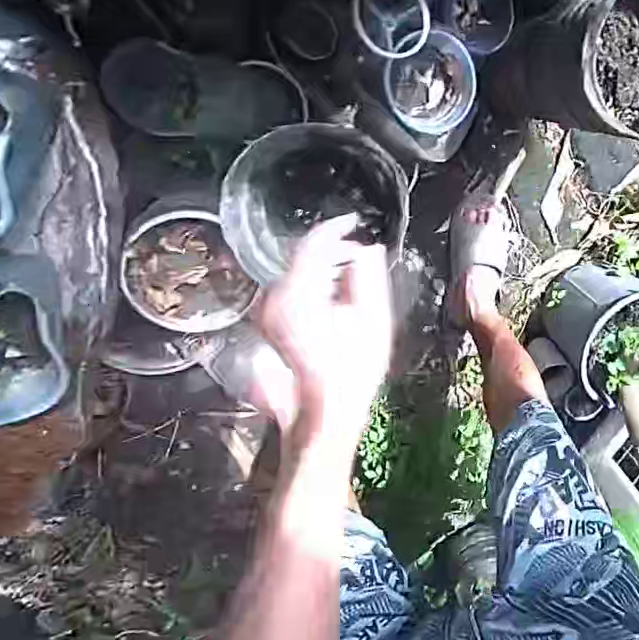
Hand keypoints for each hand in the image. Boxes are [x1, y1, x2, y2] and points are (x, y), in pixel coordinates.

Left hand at [253, 215, 391, 431]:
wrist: (323, 417)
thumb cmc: (351, 375)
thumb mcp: (372, 322)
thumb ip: (368, 279)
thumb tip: (367, 250)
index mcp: (298, 295)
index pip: (312, 244)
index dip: (336, 229)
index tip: (355, 222)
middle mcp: (274, 299)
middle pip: (301, 258)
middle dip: (331, 251)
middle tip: (359, 252)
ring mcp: (267, 315)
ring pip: (295, 274)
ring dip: (322, 269)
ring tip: (350, 274)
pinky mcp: (268, 328)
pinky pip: (290, 292)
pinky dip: (311, 286)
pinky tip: (332, 296)